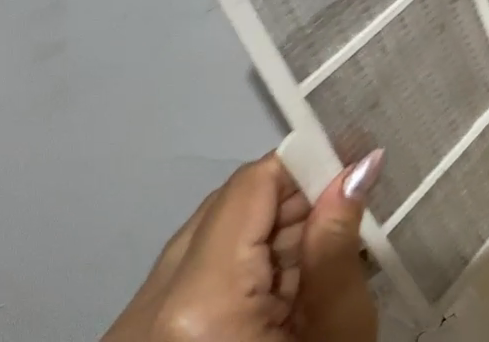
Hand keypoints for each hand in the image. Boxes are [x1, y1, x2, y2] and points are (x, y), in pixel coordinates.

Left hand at [104, 150, 382, 341]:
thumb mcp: (337, 330)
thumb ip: (337, 244)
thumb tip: (360, 166)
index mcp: (198, 303)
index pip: (250, 185)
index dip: (305, 165)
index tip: (355, 163)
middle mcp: (146, 307)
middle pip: (225, 208)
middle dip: (290, 204)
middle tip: (345, 221)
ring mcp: (128, 328)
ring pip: (206, 239)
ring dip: (266, 237)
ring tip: (314, 269)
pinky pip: (188, 277)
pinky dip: (238, 271)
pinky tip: (277, 298)